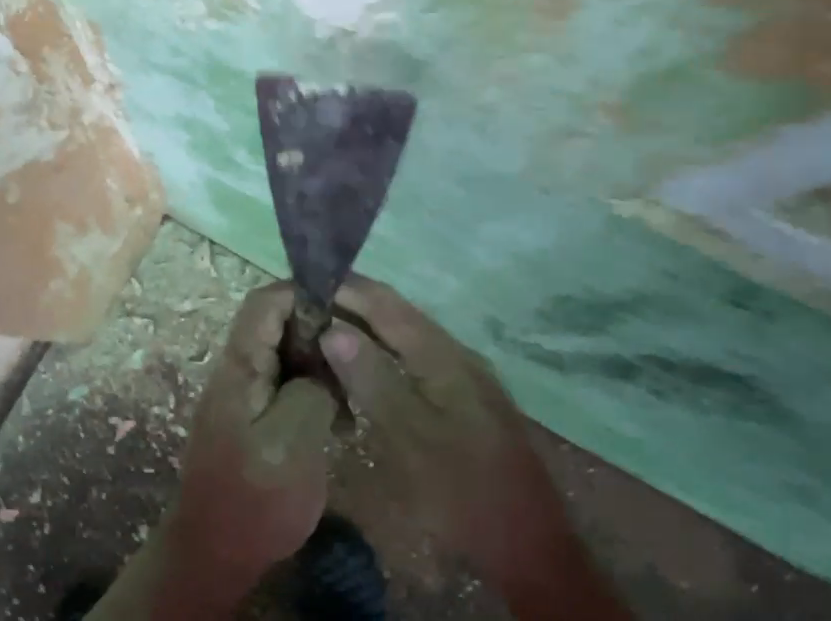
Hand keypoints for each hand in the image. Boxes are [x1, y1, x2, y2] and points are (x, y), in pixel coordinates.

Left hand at [170, 281, 338, 579]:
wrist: (215, 550)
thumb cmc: (253, 497)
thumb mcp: (291, 442)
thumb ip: (309, 391)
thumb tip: (322, 367)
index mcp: (240, 365)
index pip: (265, 302)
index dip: (303, 295)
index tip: (349, 309)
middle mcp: (239, 371)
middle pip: (277, 325)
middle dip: (319, 332)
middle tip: (362, 355)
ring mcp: (245, 396)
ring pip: (286, 357)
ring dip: (320, 367)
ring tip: (355, 392)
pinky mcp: (255, 421)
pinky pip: (287, 387)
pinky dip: (314, 393)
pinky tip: (341, 420)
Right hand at [317, 276, 548, 564]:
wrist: (530, 547)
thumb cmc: (462, 490)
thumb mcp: (408, 437)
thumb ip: (371, 378)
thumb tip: (332, 327)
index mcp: (444, 356)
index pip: (385, 303)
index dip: (344, 287)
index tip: (301, 282)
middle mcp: (457, 355)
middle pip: (396, 316)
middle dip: (350, 307)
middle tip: (303, 310)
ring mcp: (464, 379)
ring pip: (405, 339)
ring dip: (364, 332)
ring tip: (321, 337)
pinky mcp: (464, 404)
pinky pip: (414, 363)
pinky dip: (381, 358)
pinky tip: (359, 375)